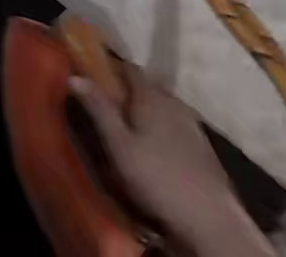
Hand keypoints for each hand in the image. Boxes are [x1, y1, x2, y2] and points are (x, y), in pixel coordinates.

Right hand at [71, 69, 275, 256]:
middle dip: (131, 89)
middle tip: (111, 102)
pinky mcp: (203, 146)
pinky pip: (177, 125)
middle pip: (148, 86)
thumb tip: (74, 75)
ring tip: (132, 126)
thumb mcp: (119, 146)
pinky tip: (158, 148)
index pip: (130, 68)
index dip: (113, 65)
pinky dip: (164, 128)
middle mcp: (173, 102)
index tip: (97, 70)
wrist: (211, 219)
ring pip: (164, 106)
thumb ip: (99, 109)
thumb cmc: (157, 178)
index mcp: (150, 96)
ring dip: (149, 109)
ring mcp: (192, 123)